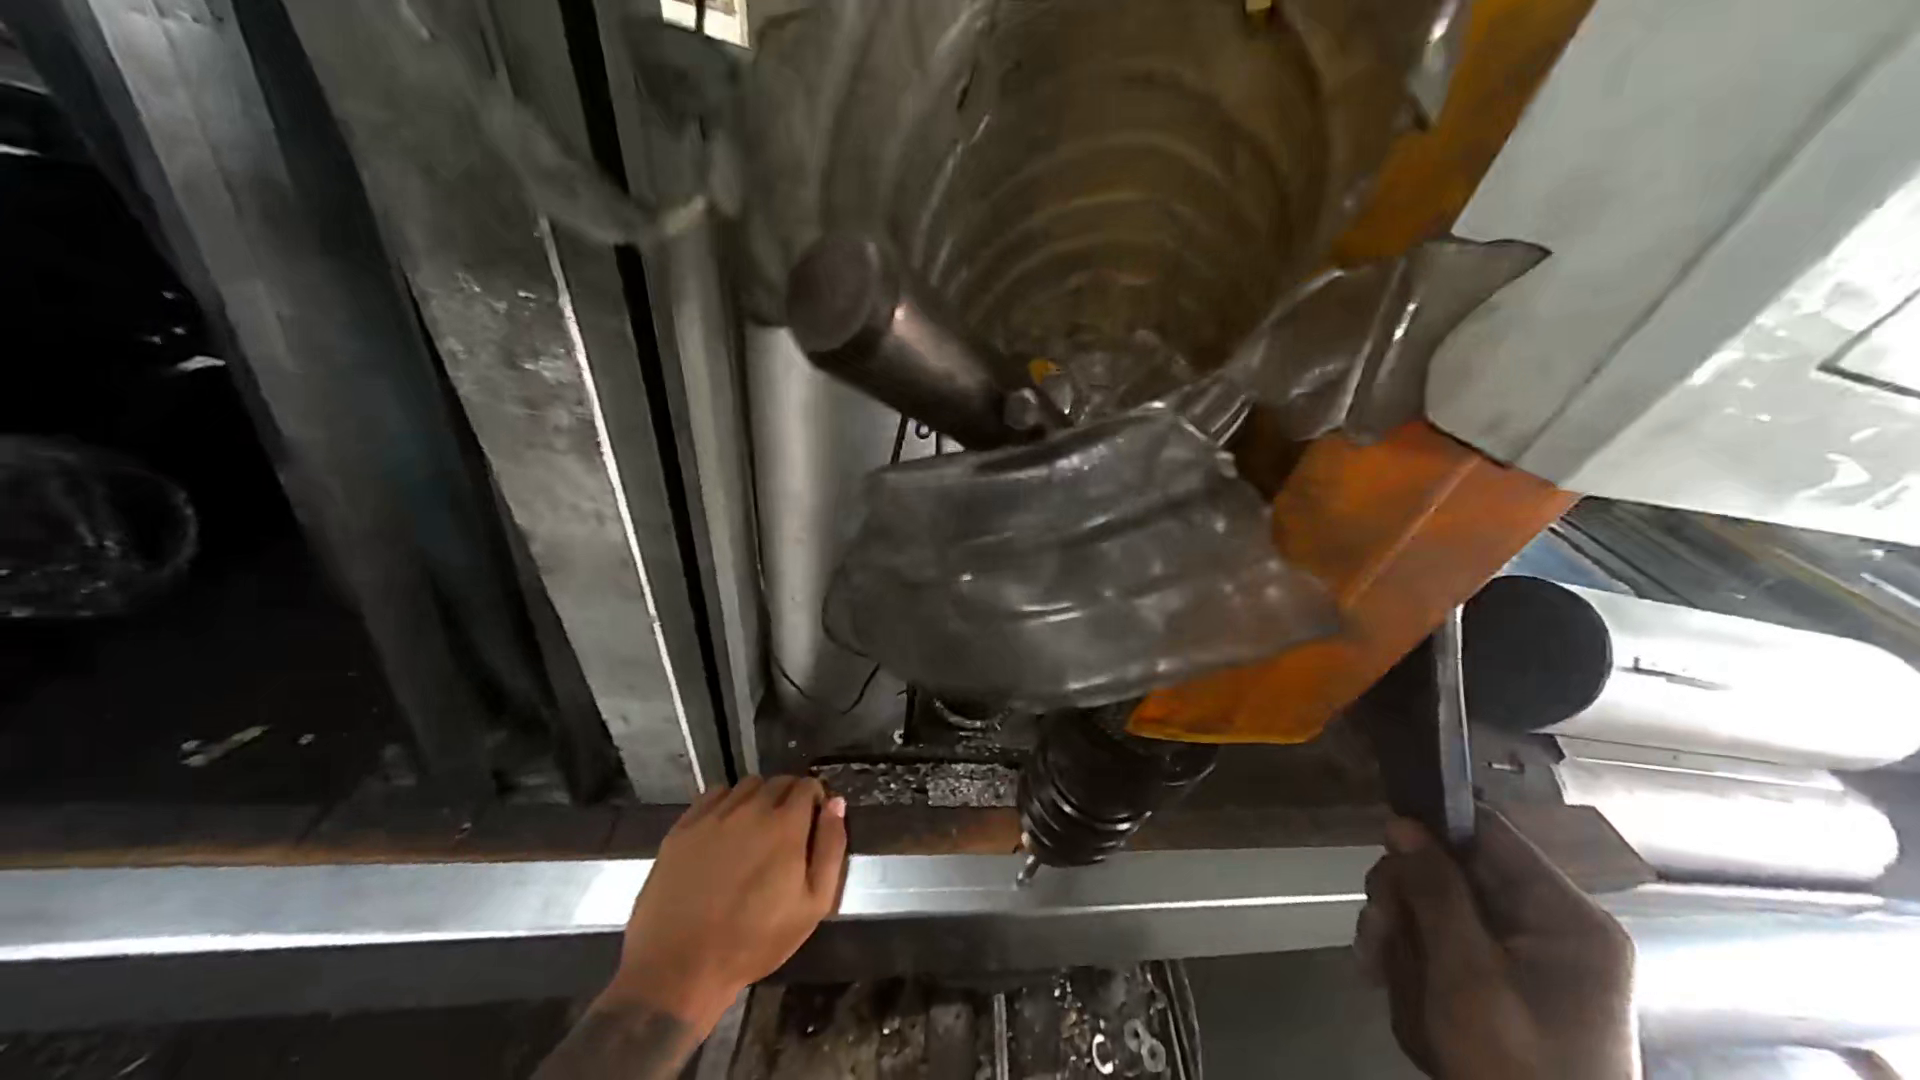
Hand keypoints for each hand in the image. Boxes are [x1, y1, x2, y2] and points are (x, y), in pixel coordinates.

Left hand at [604, 776, 848, 1033]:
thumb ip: (831, 848)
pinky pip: (713, 795)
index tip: (813, 822)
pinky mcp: (683, 827)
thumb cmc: (754, 941)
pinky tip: (725, 831)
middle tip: (786, 832)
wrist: (679, 968)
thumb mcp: (813, 905)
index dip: (815, 800)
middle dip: (789, 798)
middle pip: (779, 782)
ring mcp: (713, 816)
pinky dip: (726, 804)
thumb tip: (835, 804)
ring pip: (747, 786)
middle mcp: (750, 809)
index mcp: (785, 825)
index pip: (808, 786)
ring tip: (755, 831)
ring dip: (759, 799)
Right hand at [1357, 807, 1637, 1079]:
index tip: (1385, 849)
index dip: (1432, 830)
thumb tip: (1401, 823)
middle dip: (1404, 897)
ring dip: (1398, 930)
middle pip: (1453, 870)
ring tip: (1376, 969)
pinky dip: (1409, 955)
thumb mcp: (1466, 976)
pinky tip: (1389, 979)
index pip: (1489, 832)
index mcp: (1564, 917)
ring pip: (1437, 903)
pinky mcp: (1503, 977)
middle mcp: (1549, 924)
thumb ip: (1434, 892)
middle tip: (1376, 933)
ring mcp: (1527, 953)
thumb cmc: (1512, 1064)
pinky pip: (1442, 938)